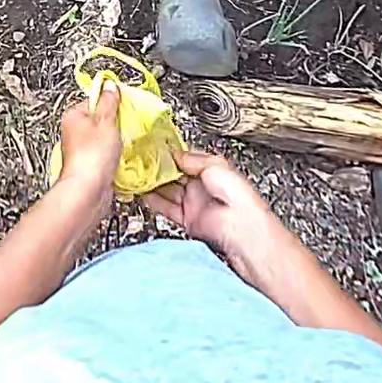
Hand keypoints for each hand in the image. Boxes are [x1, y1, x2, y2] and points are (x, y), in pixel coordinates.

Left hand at [55, 81, 121, 214]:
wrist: (87, 192)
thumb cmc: (92, 156)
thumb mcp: (106, 121)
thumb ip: (109, 102)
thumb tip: (110, 85)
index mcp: (73, 115)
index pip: (94, 100)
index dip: (110, 103)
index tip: (122, 107)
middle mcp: (74, 131)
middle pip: (100, 119)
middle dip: (114, 123)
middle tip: (124, 126)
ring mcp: (81, 150)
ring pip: (103, 138)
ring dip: (115, 141)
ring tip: (123, 144)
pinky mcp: (89, 165)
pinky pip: (104, 155)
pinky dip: (113, 156)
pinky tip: (120, 159)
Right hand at [142, 150, 293, 284]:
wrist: (245, 234)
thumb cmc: (240, 199)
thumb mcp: (215, 165)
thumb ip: (191, 159)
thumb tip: (174, 153)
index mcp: (211, 169)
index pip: (184, 158)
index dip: (168, 153)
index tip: (151, 148)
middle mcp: (202, 186)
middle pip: (173, 174)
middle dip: (157, 168)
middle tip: (140, 160)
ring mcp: (195, 204)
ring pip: (167, 190)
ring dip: (152, 183)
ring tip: (137, 175)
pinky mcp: (189, 222)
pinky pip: (167, 209)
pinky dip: (154, 201)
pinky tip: (143, 193)